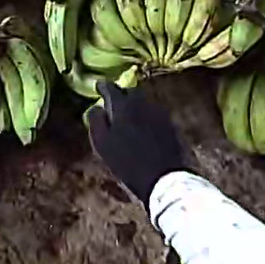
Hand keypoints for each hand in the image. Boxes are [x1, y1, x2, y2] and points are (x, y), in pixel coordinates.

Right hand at [88, 81, 189, 204]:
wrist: (162, 176)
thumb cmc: (126, 161)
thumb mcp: (102, 143)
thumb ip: (96, 121)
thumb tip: (96, 107)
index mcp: (123, 105)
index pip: (111, 87)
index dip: (103, 86)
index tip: (98, 87)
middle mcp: (142, 103)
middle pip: (129, 91)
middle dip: (120, 93)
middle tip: (112, 102)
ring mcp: (158, 111)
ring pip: (143, 101)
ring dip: (133, 104)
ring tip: (126, 114)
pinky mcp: (169, 122)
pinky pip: (153, 111)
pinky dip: (144, 114)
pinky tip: (142, 125)